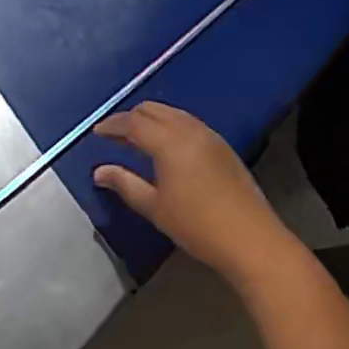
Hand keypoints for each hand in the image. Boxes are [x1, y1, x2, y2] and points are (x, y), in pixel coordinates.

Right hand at [94, 102, 294, 280]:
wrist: (251, 238)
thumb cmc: (198, 226)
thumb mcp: (156, 208)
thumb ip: (126, 184)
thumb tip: (100, 171)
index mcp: (169, 141)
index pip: (134, 123)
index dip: (113, 125)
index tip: (97, 132)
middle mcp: (188, 128)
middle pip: (152, 110)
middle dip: (131, 118)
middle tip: (115, 136)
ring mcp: (208, 133)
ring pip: (172, 112)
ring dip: (151, 119)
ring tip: (138, 139)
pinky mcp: (221, 143)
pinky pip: (187, 121)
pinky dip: (170, 124)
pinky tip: (167, 145)